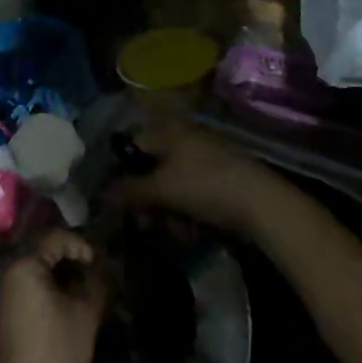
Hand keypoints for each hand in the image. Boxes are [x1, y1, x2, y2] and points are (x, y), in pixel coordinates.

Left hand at [0, 231, 107, 362]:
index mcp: (25, 267)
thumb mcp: (85, 313)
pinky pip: (31, 290)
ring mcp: (7, 297)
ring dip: (63, 277)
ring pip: (39, 272)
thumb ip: (98, 282)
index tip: (97, 263)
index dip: (81, 245)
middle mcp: (11, 275)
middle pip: (45, 254)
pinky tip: (67, 304)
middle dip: (72, 261)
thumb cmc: (58, 349)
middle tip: (93, 273)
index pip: (56, 239)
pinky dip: (51, 290)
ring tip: (84, 289)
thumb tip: (109, 264)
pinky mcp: (9, 316)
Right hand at [112, 124, 284, 234]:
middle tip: (148, 225)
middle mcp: (183, 138)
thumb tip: (101, 194)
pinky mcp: (216, 179)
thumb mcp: (163, 189)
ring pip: (170, 188)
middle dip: (148, 202)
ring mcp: (201, 158)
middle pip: (151, 170)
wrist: (260, 202)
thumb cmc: (205, 186)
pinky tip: (194, 231)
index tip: (118, 202)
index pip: (132, 145)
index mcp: (168, 131)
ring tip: (179, 231)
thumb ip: (130, 190)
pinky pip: (190, 195)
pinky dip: (188, 214)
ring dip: (168, 213)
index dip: (121, 173)